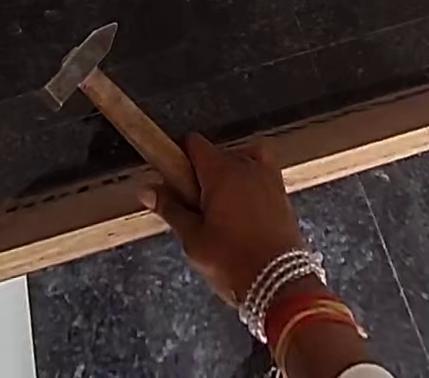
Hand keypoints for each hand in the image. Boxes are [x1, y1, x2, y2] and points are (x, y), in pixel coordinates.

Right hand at [140, 133, 306, 303]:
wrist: (282, 287)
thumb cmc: (235, 263)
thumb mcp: (194, 240)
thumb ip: (170, 209)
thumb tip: (146, 190)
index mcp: (220, 171)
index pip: (193, 142)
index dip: (180, 157)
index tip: (175, 180)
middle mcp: (244, 164)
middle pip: (215, 154)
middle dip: (202, 174)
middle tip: (196, 206)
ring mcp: (266, 175)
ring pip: (238, 160)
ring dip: (227, 176)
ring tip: (222, 209)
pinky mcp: (281, 190)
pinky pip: (261, 169)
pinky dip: (251, 177)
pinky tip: (246, 203)